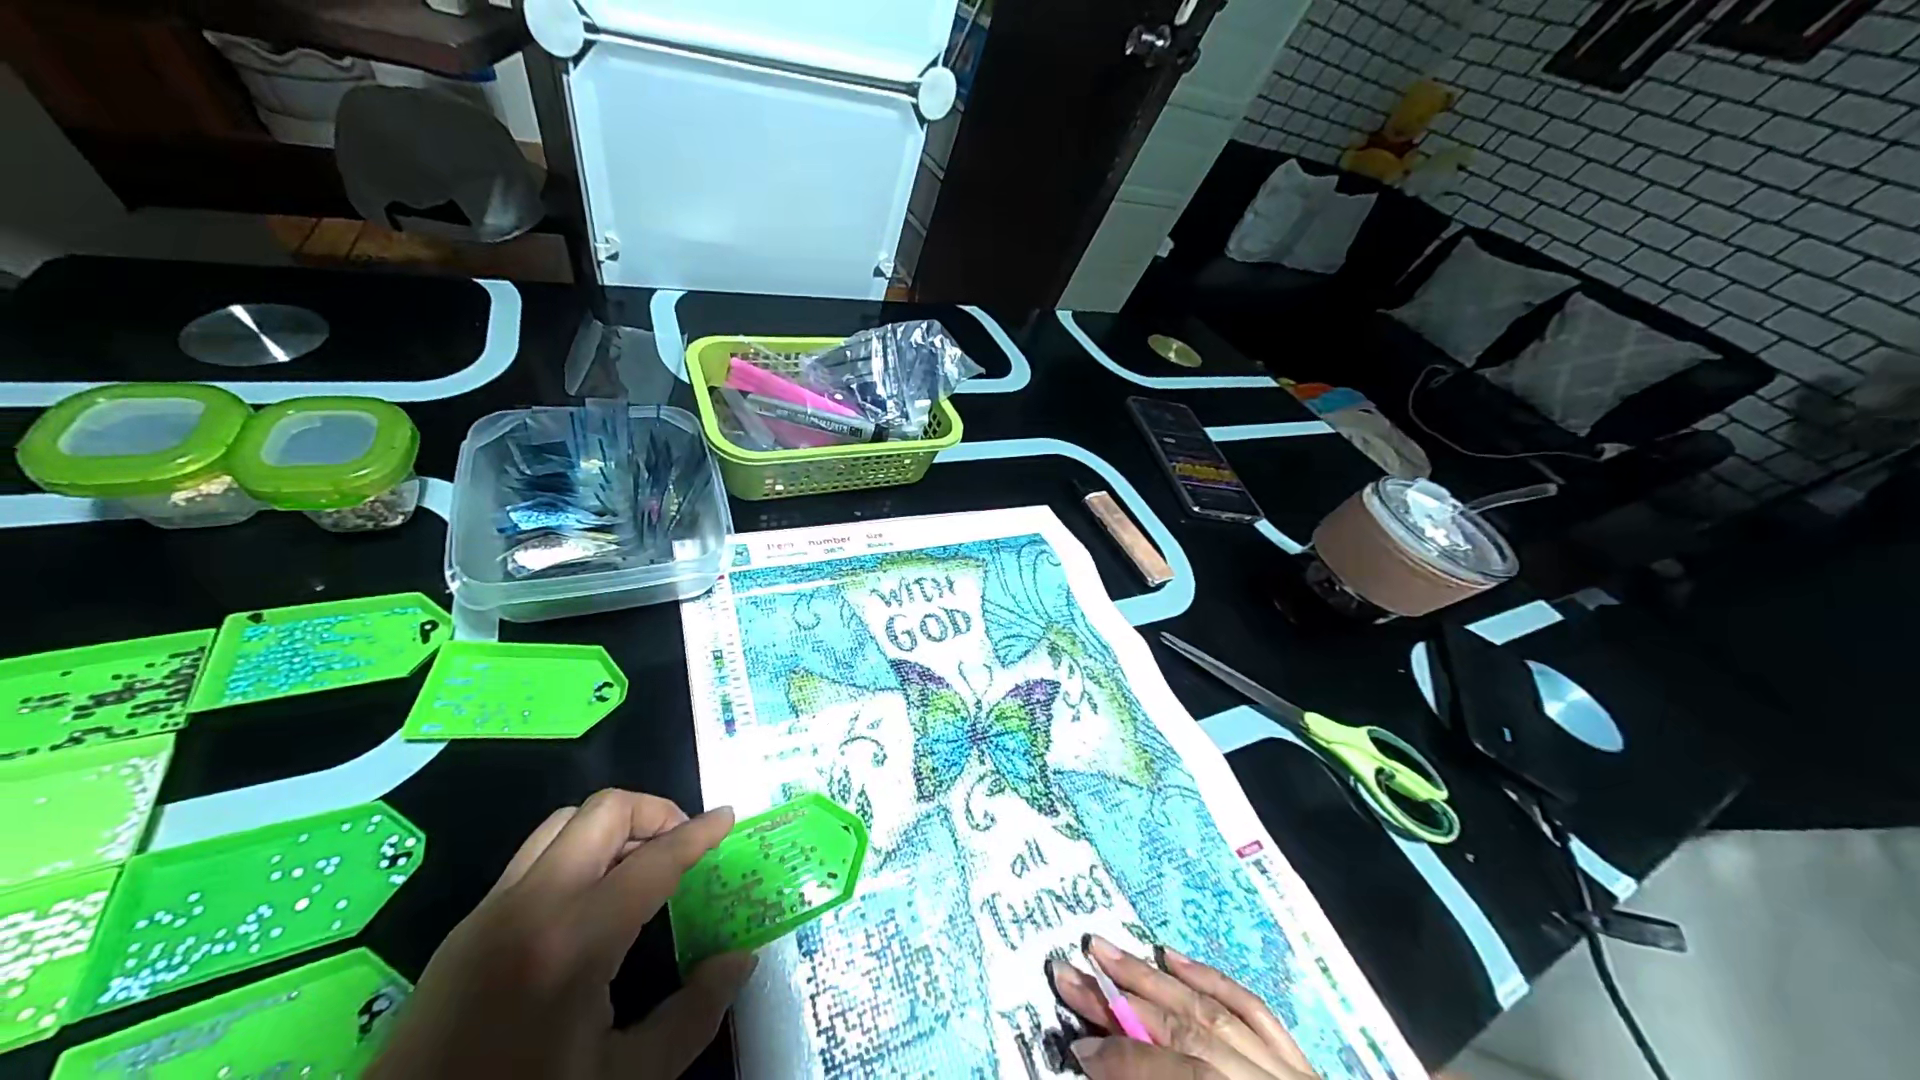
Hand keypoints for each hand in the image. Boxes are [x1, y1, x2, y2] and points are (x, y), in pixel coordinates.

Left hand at [366, 790, 753, 1079]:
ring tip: (642, 866)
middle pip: (602, 811)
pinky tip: (595, 900)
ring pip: (563, 823)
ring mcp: (491, 910)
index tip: (728, 816)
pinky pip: (536, 855)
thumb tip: (738, 961)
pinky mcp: (468, 926)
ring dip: (613, 827)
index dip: (699, 833)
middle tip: (683, 846)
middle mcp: (529, 906)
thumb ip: (692, 1016)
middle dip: (655, 813)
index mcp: (572, 941)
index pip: (653, 860)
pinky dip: (580, 851)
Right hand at [1049, 935, 1318, 1079]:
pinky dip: (1209, 979)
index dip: (1122, 1061)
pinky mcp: (1303, 1063)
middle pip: (1186, 1032)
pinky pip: (1253, 1008)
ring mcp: (1292, 1073)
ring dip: (1152, 977)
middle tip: (1069, 971)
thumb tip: (1109, 1069)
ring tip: (1105, 949)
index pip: (1179, 1075)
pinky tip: (1172, 955)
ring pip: (1212, 1012)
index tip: (1076, 1047)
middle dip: (1121, 1001)